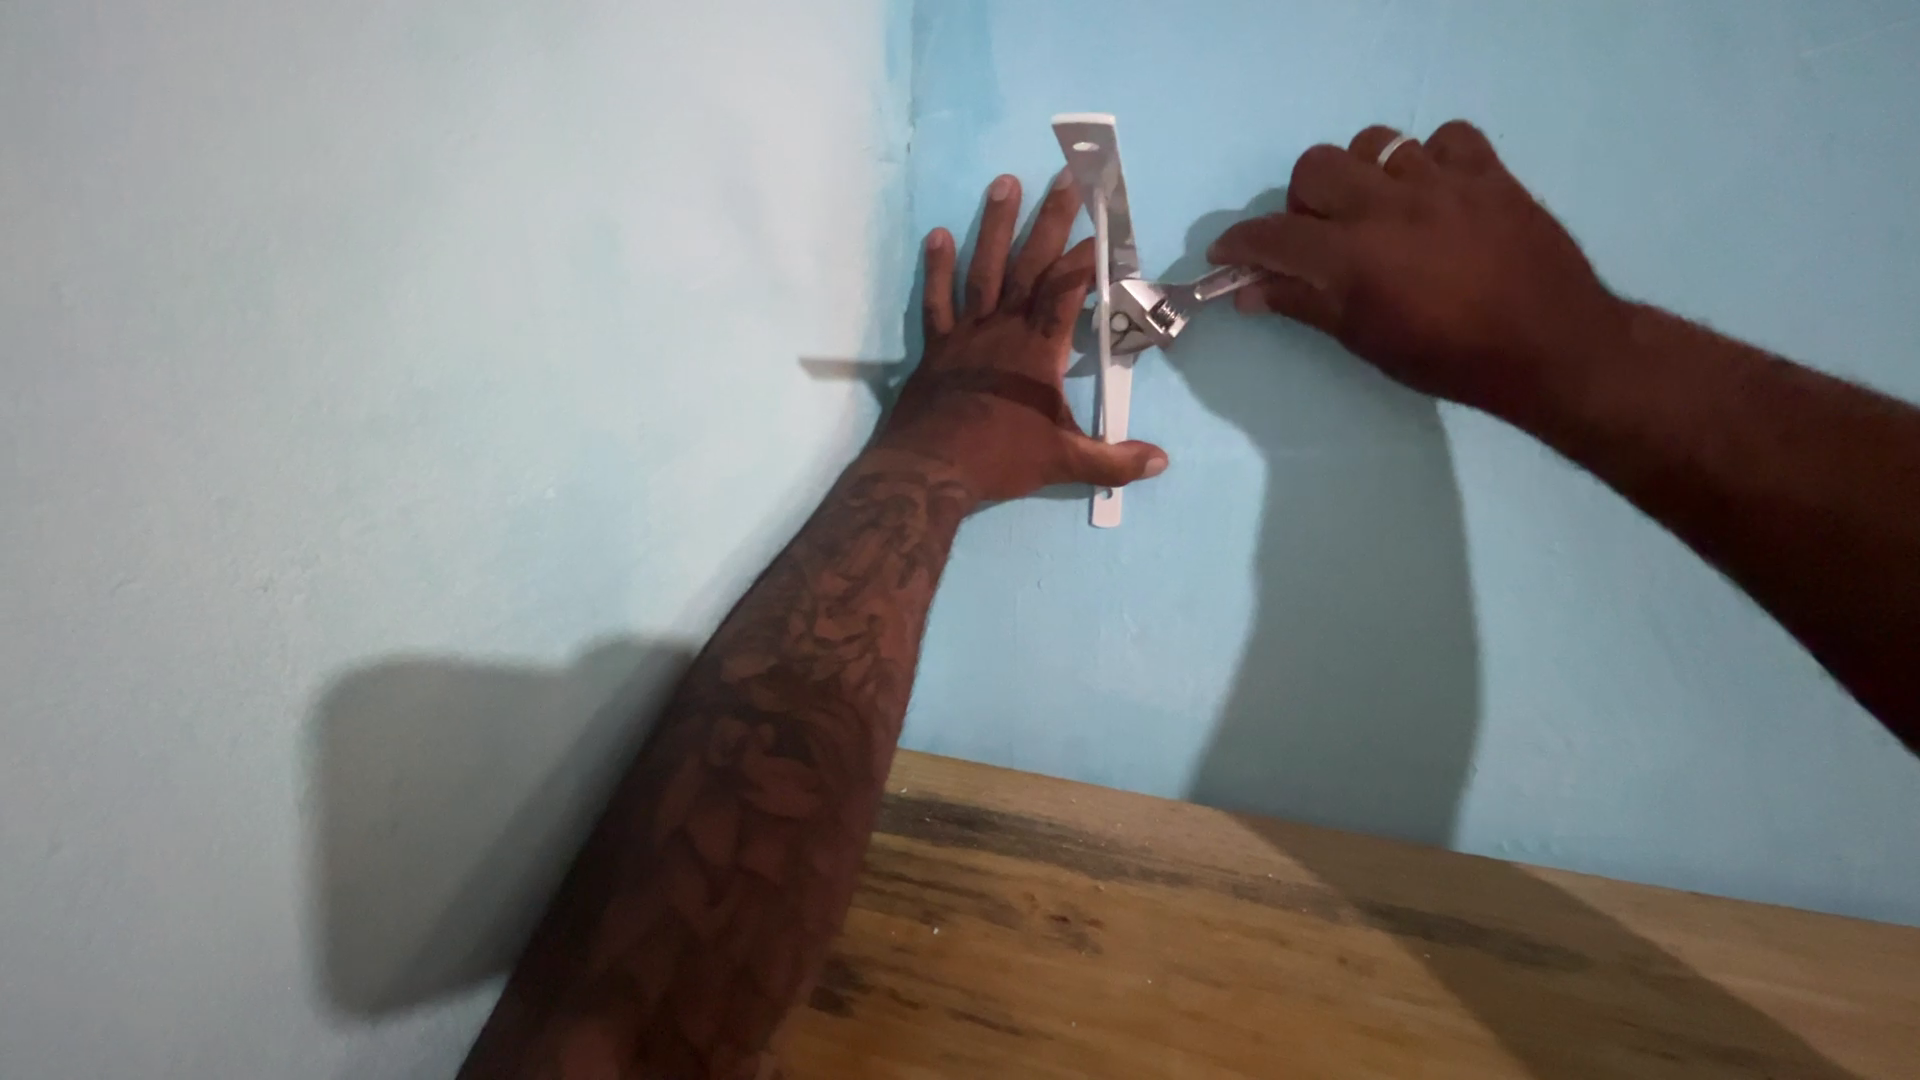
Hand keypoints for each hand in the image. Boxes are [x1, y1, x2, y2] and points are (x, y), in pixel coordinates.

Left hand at [876, 172, 1168, 502]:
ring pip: (982, 270)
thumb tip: (1161, 463)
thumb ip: (1113, 461)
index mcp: (1038, 351)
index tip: (1106, 232)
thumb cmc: (999, 459)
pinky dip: (936, 270)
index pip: (1067, 291)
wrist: (930, 468)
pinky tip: (937, 235)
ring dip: (995, 227)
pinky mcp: (936, 348)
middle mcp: (1003, 330)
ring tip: (1004, 182)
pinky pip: (935, 302)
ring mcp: (965, 334)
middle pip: (1030, 265)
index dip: (1087, 259)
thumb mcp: (1063, 462)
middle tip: (1066, 176)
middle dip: (1051, 220)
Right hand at [1208, 121, 1628, 416]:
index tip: (1225, 255)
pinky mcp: (1488, 171)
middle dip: (1301, 203)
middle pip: (1316, 168)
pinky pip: (1444, 139)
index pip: (1273, 236)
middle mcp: (1389, 204)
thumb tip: (1247, 293)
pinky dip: (1426, 160)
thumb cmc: (1443, 357)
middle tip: (1316, 238)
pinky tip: (1431, 195)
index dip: (1239, 245)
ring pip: (1375, 143)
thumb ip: (1302, 304)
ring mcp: (1442, 180)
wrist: (1546, 345)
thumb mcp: (1361, 339)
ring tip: (1374, 212)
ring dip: (1359, 176)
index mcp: (1352, 255)